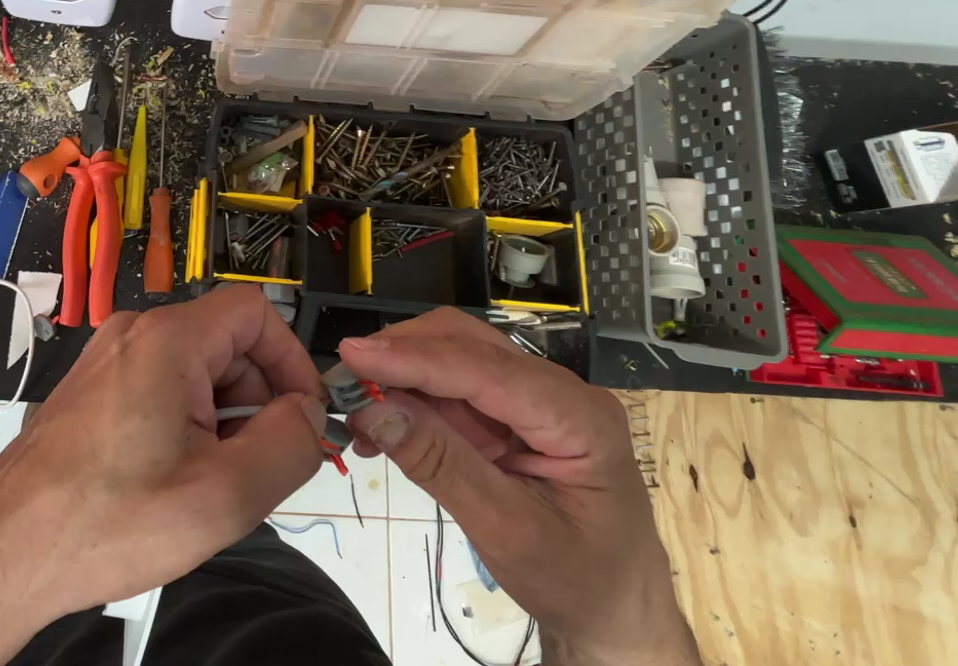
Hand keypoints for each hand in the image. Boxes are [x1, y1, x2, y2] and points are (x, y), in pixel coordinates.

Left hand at [0, 283, 327, 615]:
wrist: (8, 552)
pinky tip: (172, 481)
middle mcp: (132, 334)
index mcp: (166, 340)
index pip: (255, 312)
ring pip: (196, 373)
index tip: (302, 416)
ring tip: (206, 485)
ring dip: (220, 422)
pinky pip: (162, 390)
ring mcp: (107, 360)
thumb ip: (290, 443)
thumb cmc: (106, 522)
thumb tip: (309, 413)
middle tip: (251, 469)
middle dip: (255, 403)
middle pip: (226, 345)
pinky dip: (185, 427)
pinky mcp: (93, 389)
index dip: (291, 359)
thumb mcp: (225, 494)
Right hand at [339, 309, 699, 665]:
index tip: (350, 354)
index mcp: (578, 416)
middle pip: (466, 343)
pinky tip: (377, 424)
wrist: (614, 614)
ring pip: (452, 357)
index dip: (413, 358)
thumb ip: (441, 465)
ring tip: (352, 404)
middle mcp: (557, 390)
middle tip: (342, 382)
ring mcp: (532, 398)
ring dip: (398, 372)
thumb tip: (372, 411)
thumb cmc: (576, 582)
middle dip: (401, 354)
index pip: (485, 369)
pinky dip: (407, 397)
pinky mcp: (508, 413)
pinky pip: (448, 388)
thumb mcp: (507, 532)